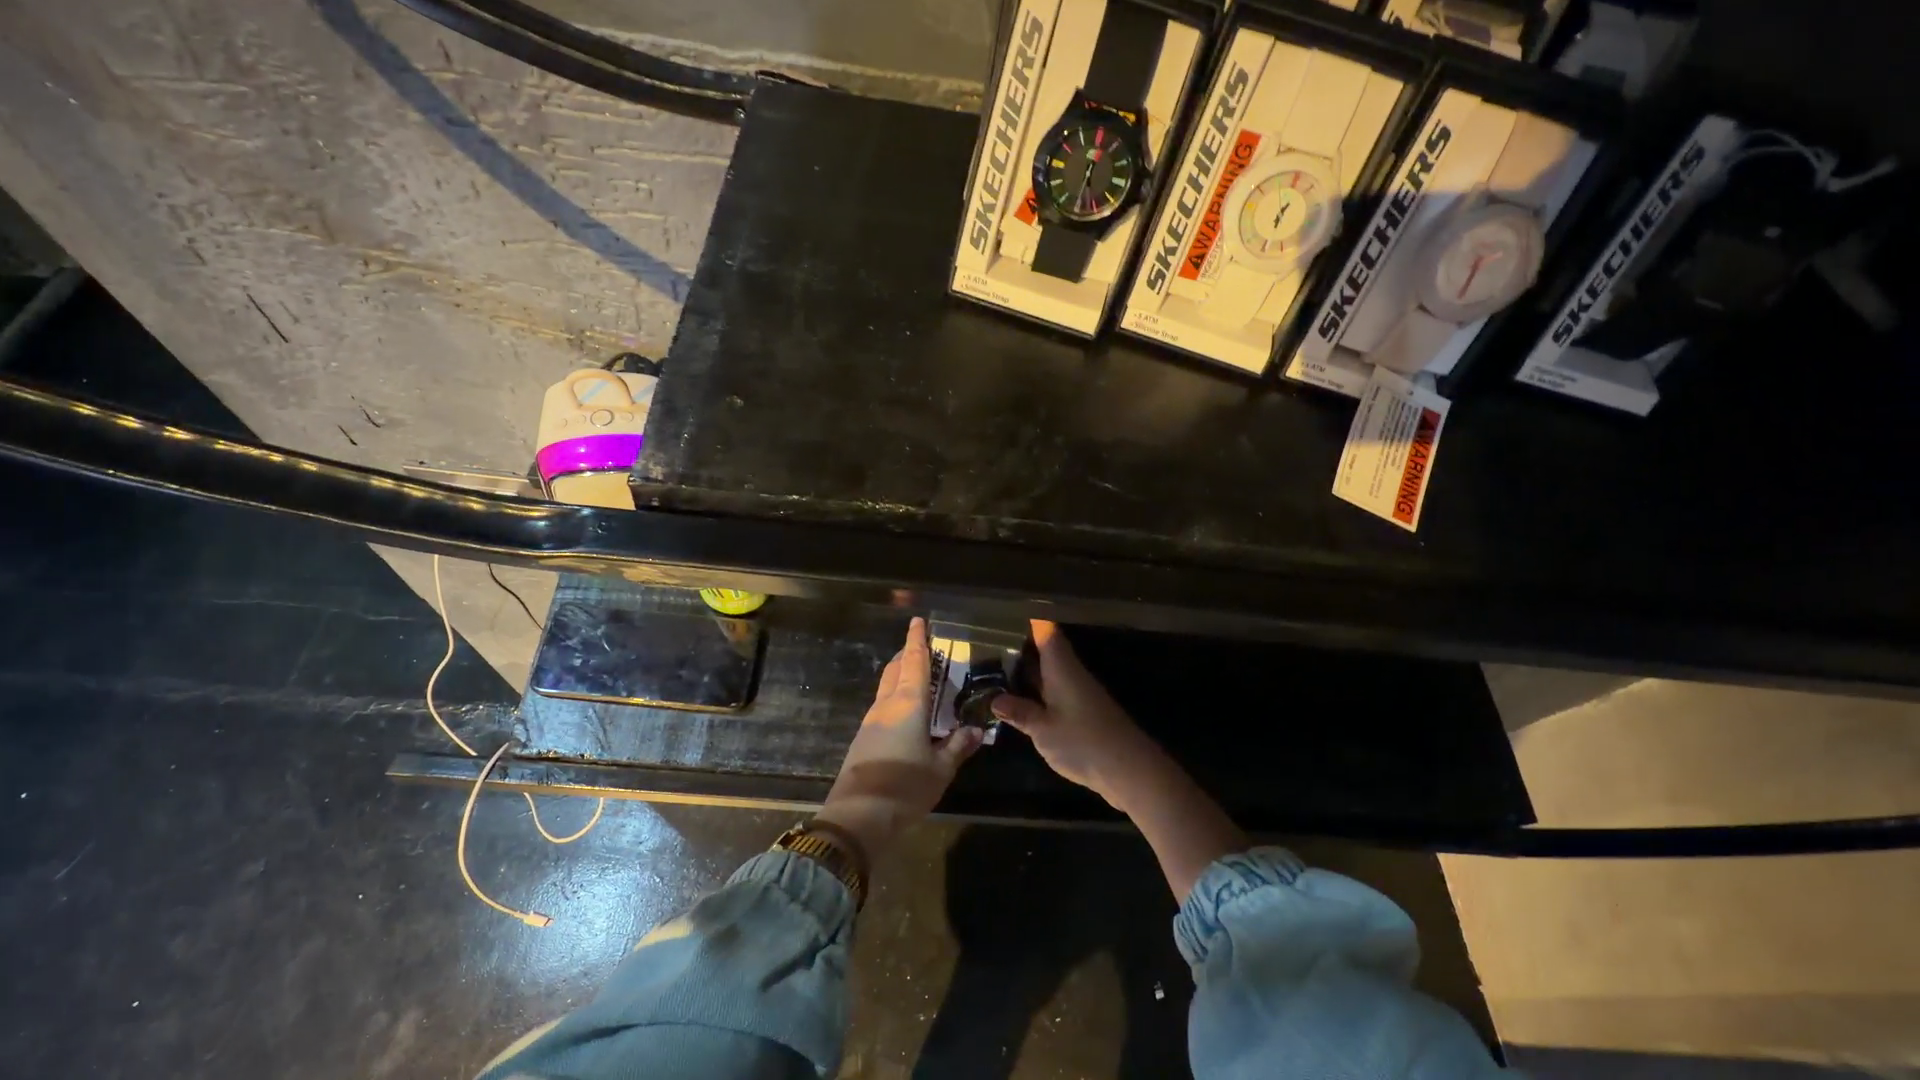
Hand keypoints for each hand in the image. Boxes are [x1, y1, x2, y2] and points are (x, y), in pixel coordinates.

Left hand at [817, 617, 982, 855]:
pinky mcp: (864, 740)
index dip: (917, 640)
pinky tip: (908, 713)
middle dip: (908, 655)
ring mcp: (871, 722)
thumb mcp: (941, 769)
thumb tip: (976, 730)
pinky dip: (896, 698)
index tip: (918, 621)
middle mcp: (886, 705)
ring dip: (901, 677)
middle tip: (924, 648)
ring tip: (921, 678)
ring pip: (887, 688)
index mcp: (908, 704)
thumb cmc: (905, 787)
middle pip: (896, 670)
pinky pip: (883, 708)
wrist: (858, 816)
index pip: (915, 662)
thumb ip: (958, 746)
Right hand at [990, 621, 1157, 811]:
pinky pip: (1053, 693)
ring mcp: (1077, 694)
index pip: (1045, 630)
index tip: (1003, 610)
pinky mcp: (1082, 714)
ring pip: (1048, 673)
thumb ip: (1019, 712)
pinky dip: (1035, 692)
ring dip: (1025, 671)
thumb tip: (994, 699)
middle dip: (1018, 645)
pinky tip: (1017, 701)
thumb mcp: (1042, 729)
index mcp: (1061, 667)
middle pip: (1045, 650)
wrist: (1129, 770)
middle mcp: (1070, 674)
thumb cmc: (1083, 742)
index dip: (1027, 617)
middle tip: (984, 642)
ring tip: (992, 669)